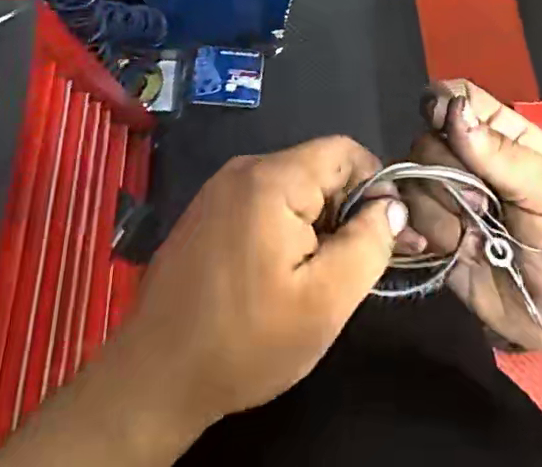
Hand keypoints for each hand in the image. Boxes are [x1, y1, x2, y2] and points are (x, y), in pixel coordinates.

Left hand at [118, 137, 406, 430]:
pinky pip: (267, 204)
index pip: (347, 152)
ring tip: (319, 276)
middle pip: (321, 169)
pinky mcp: (207, 215)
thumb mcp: (327, 300)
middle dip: (348, 210)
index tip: (384, 234)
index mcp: (271, 179)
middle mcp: (243, 171)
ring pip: (297, 188)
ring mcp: (219, 192)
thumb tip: (393, 206)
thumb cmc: (243, 343)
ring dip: (320, 223)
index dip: (376, 186)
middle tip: (354, 265)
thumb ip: (371, 243)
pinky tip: (283, 276)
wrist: (147, 388)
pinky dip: (289, 229)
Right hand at [405, 80, 541, 352]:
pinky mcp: (438, 239)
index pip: (462, 98)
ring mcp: (453, 201)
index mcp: (507, 136)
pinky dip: (422, 234)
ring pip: (412, 181)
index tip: (441, 122)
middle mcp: (474, 162)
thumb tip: (452, 107)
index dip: (443, 104)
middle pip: (427, 139)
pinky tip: (450, 249)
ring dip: (440, 209)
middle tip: (484, 203)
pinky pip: (408, 222)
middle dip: (446, 170)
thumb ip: (499, 151)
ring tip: (476, 235)